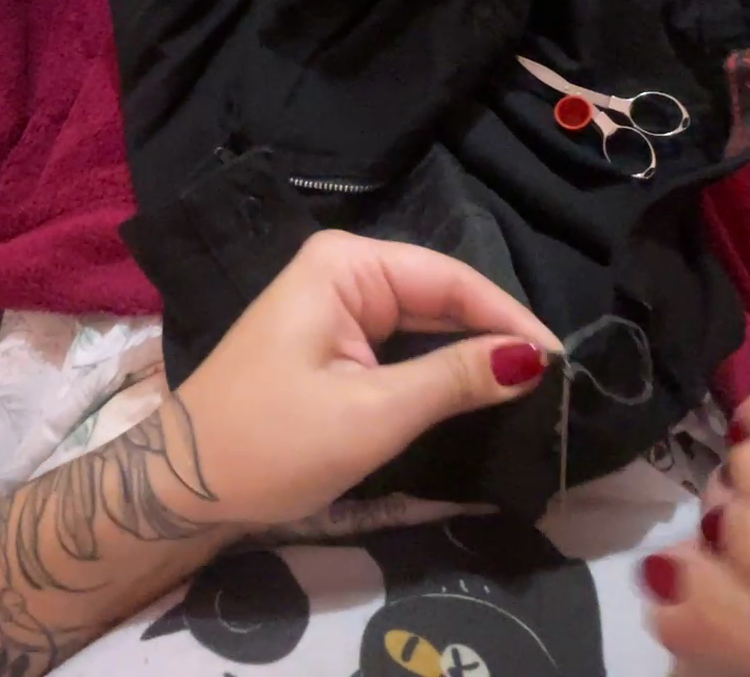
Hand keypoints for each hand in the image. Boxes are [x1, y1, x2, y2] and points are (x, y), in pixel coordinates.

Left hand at [173, 230, 560, 526]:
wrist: (184, 483)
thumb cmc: (271, 443)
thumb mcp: (370, 414)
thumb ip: (453, 379)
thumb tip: (533, 358)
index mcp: (346, 265)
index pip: (450, 280)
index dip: (510, 319)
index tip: (565, 362)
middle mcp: (343, 268)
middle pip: (439, 293)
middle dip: (493, 334)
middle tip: (557, 380)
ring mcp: (335, 300)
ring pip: (423, 317)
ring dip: (470, 349)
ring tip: (532, 383)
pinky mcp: (333, 334)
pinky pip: (400, 338)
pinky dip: (437, 362)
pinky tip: (476, 381)